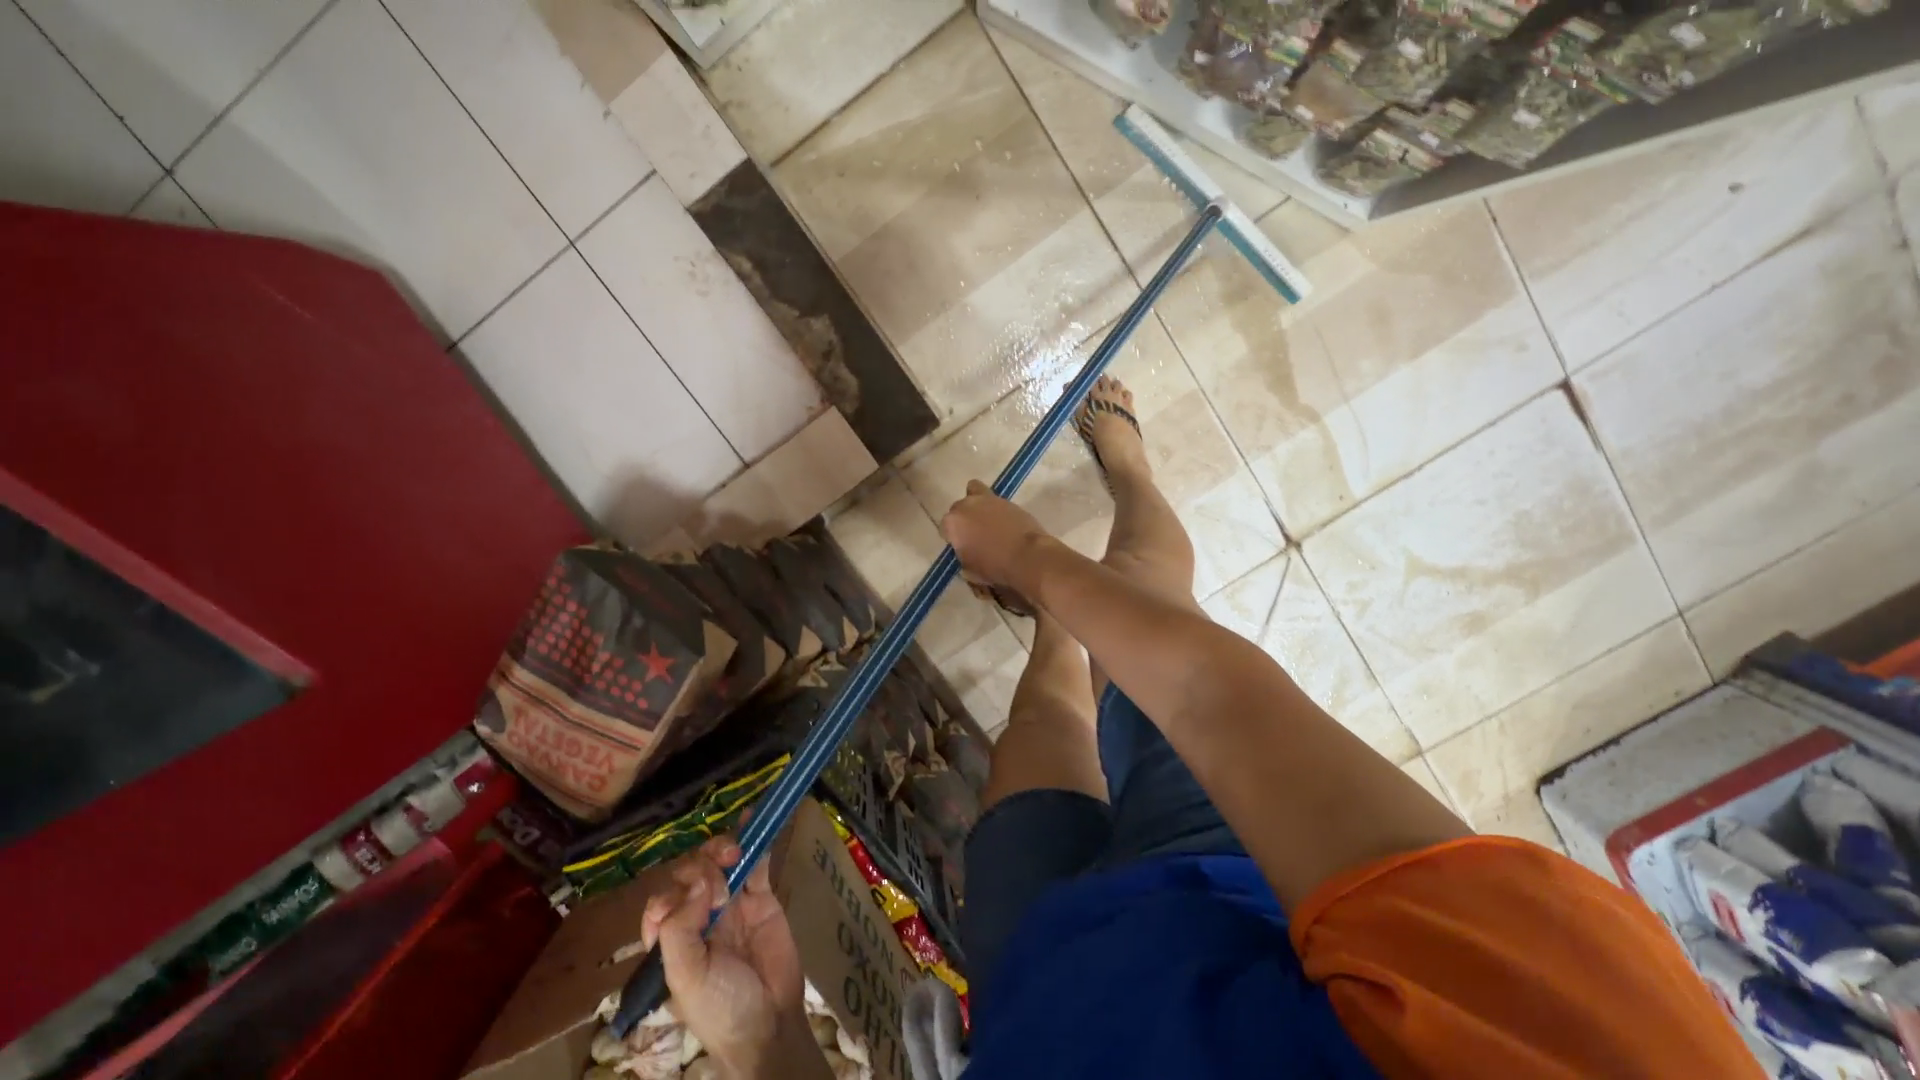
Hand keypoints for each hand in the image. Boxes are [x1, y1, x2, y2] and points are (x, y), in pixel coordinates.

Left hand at [641, 836, 812, 1074]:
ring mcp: (731, 905)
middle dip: (700, 867)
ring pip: (720, 864)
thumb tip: (699, 883)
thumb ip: (679, 927)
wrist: (771, 1023)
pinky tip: (752, 823)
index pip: (663, 900)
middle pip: (691, 874)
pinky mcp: (761, 898)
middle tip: (718, 881)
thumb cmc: (720, 1007)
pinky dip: (754, 842)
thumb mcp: (685, 975)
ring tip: (734, 853)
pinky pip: (755, 864)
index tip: (697, 897)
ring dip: (722, 850)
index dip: (675, 891)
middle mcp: (698, 917)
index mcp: (671, 938)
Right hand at [941, 480, 1052, 595]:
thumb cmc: (994, 567)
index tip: (962, 547)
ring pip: (974, 492)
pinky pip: (995, 500)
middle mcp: (966, 505)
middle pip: (959, 509)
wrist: (1027, 556)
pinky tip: (1004, 522)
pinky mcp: (1007, 500)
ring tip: (987, 521)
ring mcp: (988, 499)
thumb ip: (964, 557)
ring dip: (978, 506)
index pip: (945, 528)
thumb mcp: (970, 571)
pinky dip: (996, 509)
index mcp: (952, 523)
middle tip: (975, 534)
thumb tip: (967, 554)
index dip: (953, 538)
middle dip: (964, 519)